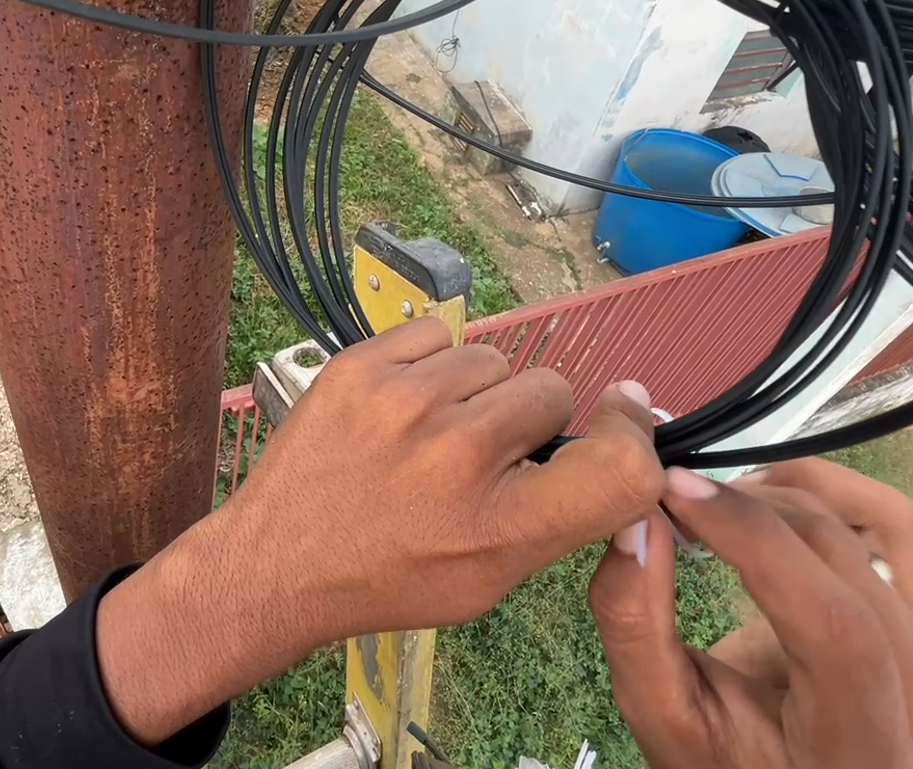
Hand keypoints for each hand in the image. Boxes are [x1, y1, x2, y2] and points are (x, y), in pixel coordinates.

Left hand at [96, 318, 664, 742]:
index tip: (620, 420)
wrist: (279, 557)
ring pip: (491, 358)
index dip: (633, 435)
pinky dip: (429, 364)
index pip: (621, 465)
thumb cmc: (391, 574)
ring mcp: (403, 400)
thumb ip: (558, 512)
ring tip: (432, 427)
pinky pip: (436, 334)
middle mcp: (459, 454)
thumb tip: (615, 438)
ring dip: (475, 391)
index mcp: (501, 528)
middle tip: (483, 448)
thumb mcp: (490, 577)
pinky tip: (401, 401)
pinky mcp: (358, 364)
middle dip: (529, 418)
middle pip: (553, 389)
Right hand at [588, 461, 912, 768]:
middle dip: (744, 506)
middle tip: (670, 495)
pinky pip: (886, 530)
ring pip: (859, 533)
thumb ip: (635, 621)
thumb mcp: (664, 715)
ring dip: (770, 499)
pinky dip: (818, 496)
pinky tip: (765, 500)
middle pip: (842, 560)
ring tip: (707, 507)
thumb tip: (636, 516)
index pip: (834, 628)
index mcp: (866, 757)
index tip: (675, 487)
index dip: (754, 540)